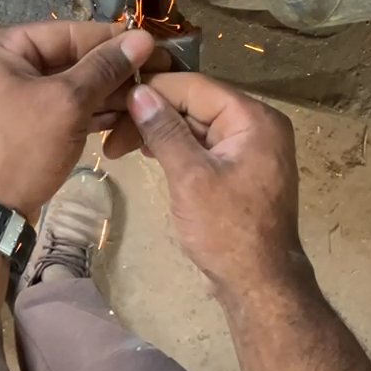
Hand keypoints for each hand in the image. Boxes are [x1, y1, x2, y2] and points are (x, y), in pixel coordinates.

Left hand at [0, 22, 154, 221]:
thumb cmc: (20, 151)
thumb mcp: (67, 104)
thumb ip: (105, 69)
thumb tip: (143, 38)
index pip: (64, 33)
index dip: (110, 40)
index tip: (151, 44)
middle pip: (62, 60)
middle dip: (107, 71)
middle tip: (152, 74)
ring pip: (60, 88)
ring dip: (100, 94)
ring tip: (142, 98)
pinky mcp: (11, 128)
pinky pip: (51, 111)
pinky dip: (81, 114)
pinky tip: (118, 118)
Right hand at [115, 73, 310, 299]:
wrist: (258, 282)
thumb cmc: (226, 230)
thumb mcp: (190, 176)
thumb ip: (164, 131)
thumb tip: (138, 93)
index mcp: (254, 119)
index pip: (197, 87)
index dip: (155, 89)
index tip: (114, 98)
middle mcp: (257, 126)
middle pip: (197, 105)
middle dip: (154, 115)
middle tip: (112, 133)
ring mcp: (250, 149)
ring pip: (197, 127)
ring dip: (160, 133)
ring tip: (120, 145)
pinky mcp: (239, 170)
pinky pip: (204, 147)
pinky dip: (177, 149)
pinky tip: (148, 153)